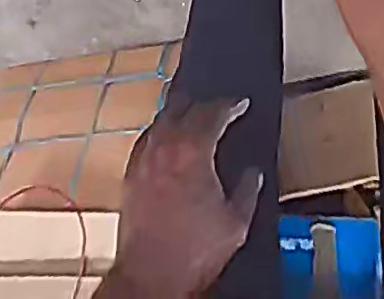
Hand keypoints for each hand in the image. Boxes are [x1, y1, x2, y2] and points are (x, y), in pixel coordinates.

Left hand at [101, 97, 262, 298]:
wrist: (150, 280)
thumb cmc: (192, 253)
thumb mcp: (235, 223)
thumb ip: (248, 190)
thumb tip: (252, 174)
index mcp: (193, 150)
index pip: (214, 111)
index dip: (231, 105)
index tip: (241, 103)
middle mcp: (165, 146)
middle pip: (185, 105)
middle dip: (205, 103)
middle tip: (221, 108)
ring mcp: (144, 158)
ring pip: (163, 118)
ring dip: (181, 113)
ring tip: (195, 117)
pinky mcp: (130, 174)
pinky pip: (147, 138)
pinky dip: (161, 132)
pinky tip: (168, 141)